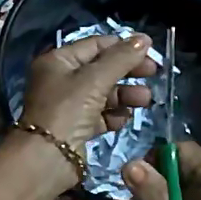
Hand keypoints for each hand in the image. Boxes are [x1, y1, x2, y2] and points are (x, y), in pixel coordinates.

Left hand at [18, 34, 158, 150]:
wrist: (46, 160)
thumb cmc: (67, 110)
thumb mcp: (95, 79)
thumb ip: (121, 58)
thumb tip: (144, 39)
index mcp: (59, 61)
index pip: (96, 45)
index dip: (123, 45)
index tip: (149, 49)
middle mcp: (62, 80)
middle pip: (102, 68)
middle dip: (128, 71)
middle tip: (154, 72)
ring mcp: (69, 105)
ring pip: (104, 93)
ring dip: (126, 94)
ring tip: (145, 100)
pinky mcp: (77, 127)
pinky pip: (101, 115)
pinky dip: (115, 114)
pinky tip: (125, 118)